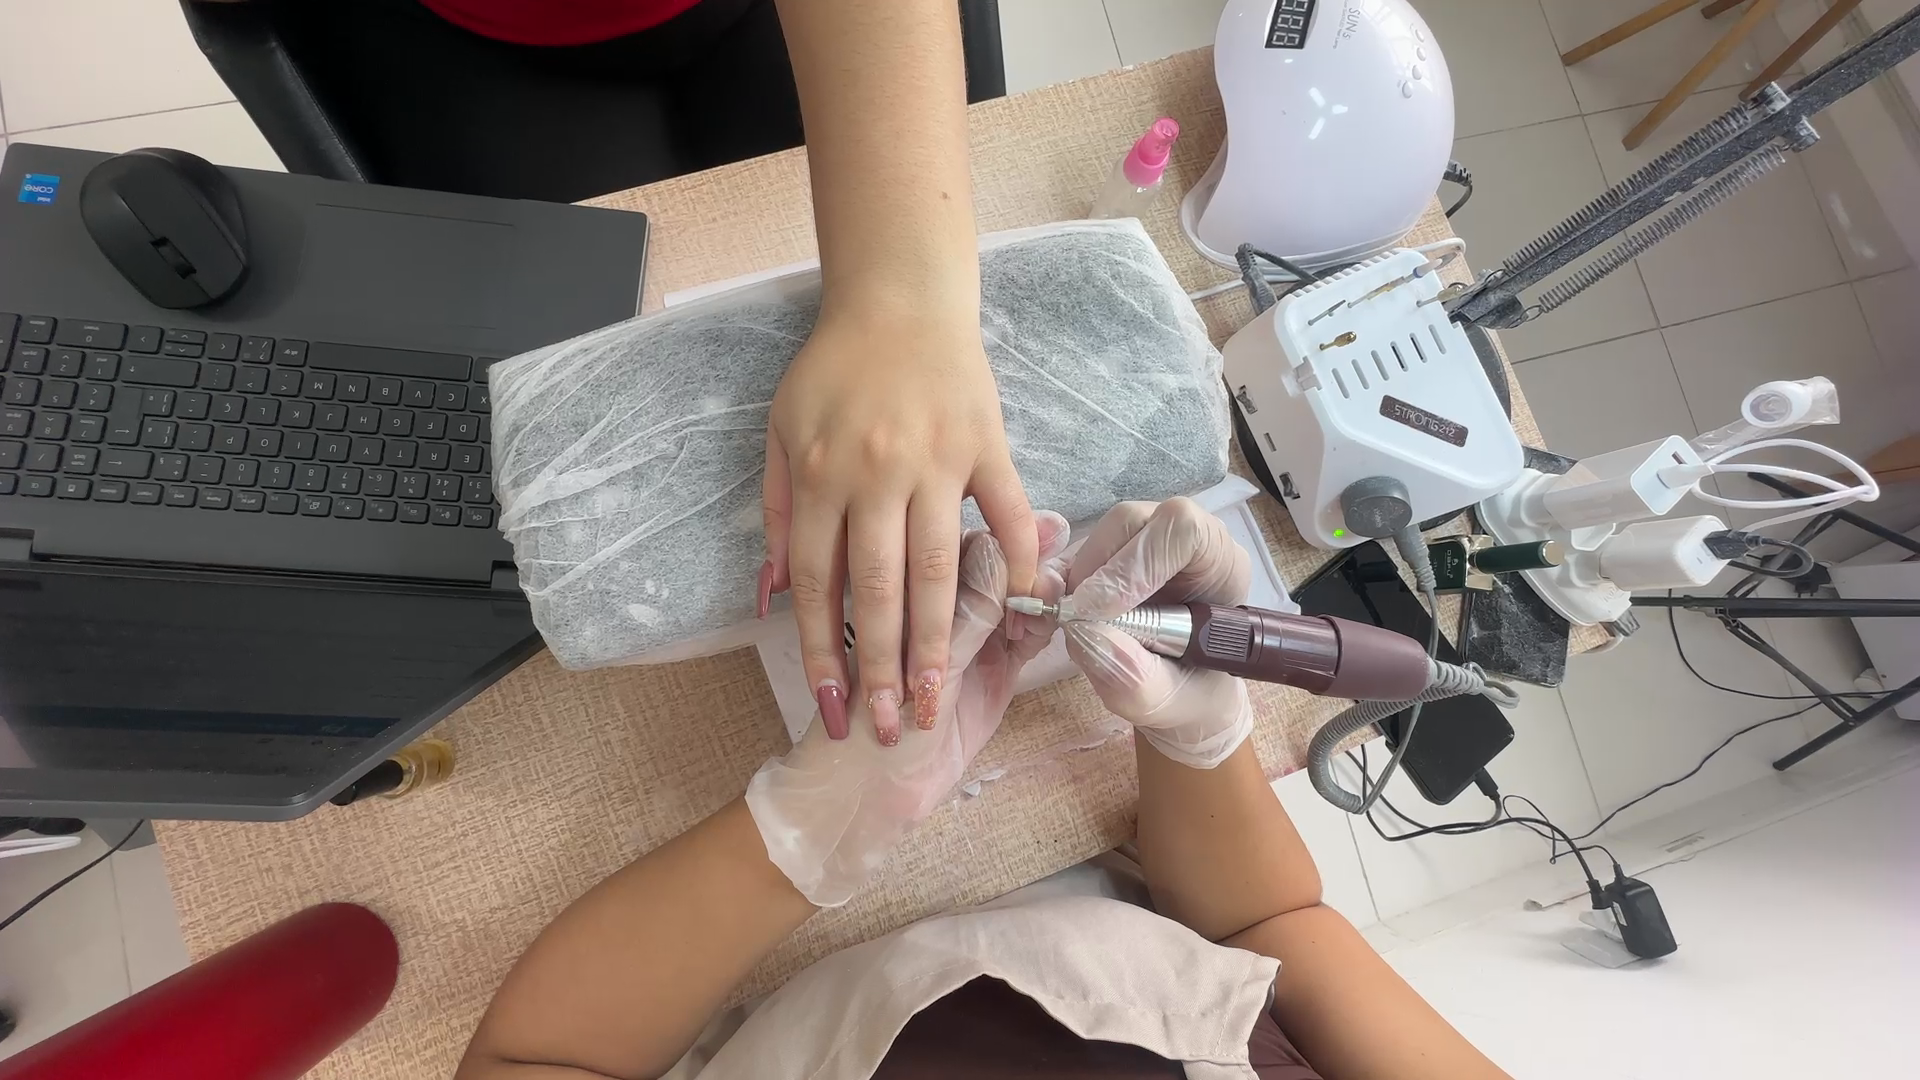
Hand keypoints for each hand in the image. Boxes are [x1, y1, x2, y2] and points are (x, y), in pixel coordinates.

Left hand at [747, 512, 1068, 906]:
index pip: (960, 546)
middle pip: (997, 567)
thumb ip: (962, 611)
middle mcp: (943, 604)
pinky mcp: (999, 672)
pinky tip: (1052, 621)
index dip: (999, 537)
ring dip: (1038, 592)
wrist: (870, 793)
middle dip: (1027, 557)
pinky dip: (1042, 627)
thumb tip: (1001, 547)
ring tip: (1057, 590)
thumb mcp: (916, 661)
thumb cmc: (872, 720)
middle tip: (1058, 548)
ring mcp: (975, 637)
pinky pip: (1028, 639)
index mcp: (909, 585)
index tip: (1035, 532)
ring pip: (1017, 600)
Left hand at [762, 306, 1036, 747]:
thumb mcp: (781, 433)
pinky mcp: (986, 445)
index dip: (820, 652)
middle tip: (888, 730)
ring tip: (937, 696)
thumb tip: (769, 596)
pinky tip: (1025, 606)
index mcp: (821, 474)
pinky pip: (1006, 507)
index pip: (814, 582)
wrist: (895, 300)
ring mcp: (936, 460)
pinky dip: (1019, 555)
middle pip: (876, 590)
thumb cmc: (833, 370)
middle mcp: (876, 474)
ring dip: (937, 638)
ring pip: (938, 566)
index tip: (831, 709)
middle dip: (879, 668)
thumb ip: (774, 513)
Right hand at [1060, 499, 1255, 768]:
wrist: (1179, 692)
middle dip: (1095, 571)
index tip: (1100, 612)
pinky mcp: (1112, 547)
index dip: (1134, 564)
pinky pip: (1077, 548)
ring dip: (1077, 579)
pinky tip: (1073, 615)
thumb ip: (1134, 678)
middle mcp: (1185, 538)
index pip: (1182, 530)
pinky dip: (1063, 582)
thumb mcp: (1168, 704)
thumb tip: (1085, 632)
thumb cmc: (1189, 694)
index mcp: (1221, 565)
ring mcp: (1146, 536)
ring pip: (1100, 533)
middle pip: (1131, 521)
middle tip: (1077, 620)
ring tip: (1081, 625)